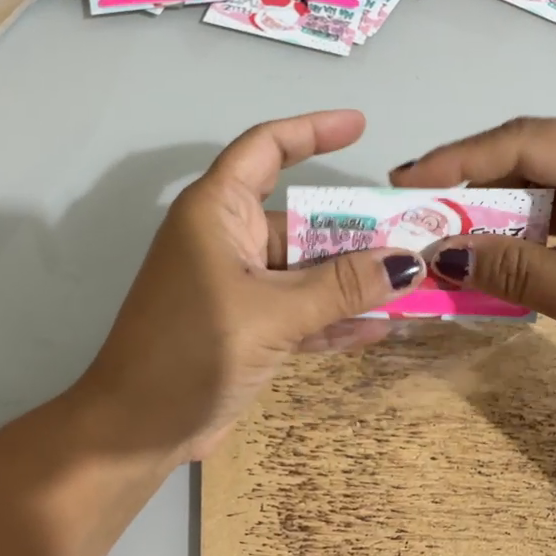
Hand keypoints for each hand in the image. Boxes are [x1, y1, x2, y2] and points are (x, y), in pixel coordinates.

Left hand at [80, 111, 426, 462]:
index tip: (361, 127)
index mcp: (216, 212)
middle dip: (354, 230)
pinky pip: (298, 310)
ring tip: (414, 284)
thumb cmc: (193, 350)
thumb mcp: (272, 313)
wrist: (137, 428)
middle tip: (418, 235)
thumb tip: (408, 263)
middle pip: (298, 219)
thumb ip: (340, 287)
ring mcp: (235, 286)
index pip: (265, 149)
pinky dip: (333, 317)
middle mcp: (225, 239)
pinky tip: (381, 327)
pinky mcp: (245, 327)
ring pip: (304, 269)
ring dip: (352, 279)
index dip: (311, 131)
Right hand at [392, 117, 555, 429]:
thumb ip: (518, 270)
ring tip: (440, 245)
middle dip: (474, 192)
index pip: (534, 142)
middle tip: (412, 217)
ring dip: (498, 225)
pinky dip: (529, 251)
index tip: (401, 183)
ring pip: (551, 200)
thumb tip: (439, 254)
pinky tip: (490, 269)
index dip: (460, 160)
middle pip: (539, 165)